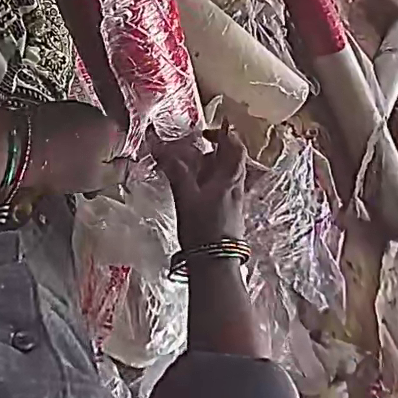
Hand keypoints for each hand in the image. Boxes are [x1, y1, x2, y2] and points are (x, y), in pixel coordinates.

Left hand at [22, 101, 129, 195]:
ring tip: (66, 170)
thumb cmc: (60, 166)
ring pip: (87, 134)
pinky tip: (54, 156)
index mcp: (112, 129)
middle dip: (98, 161)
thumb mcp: (96, 179)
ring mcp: (73, 108)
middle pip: (106, 140)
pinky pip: (69, 128)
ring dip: (82, 151)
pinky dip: (66, 142)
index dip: (115, 169)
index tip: (101, 184)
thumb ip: (120, 173)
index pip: (126, 150)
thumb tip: (131, 167)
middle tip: (84, 183)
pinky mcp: (54, 109)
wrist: (18, 147)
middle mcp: (96, 113)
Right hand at [153, 124, 246, 250]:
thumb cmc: (202, 227)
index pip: (236, 149)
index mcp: (230, 179)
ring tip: (191, 166)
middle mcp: (237, 188)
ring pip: (228, 175)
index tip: (207, 133)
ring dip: (213, 166)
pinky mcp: (230, 213)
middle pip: (233, 161)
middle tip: (196, 148)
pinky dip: (211, 180)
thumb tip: (161, 149)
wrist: (215, 264)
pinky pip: (223, 187)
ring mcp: (235, 201)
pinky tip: (196, 188)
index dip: (225, 136)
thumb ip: (176, 172)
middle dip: (216, 150)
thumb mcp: (186, 197)